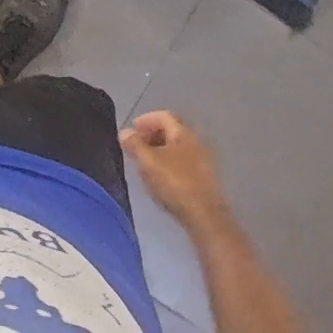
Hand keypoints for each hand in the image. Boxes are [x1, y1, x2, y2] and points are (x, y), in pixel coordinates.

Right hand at [122, 111, 233, 229]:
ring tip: (146, 163)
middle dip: (153, 134)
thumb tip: (125, 132)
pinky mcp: (207, 179)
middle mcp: (197, 142)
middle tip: (137, 145)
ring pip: (179, 148)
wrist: (206, 217)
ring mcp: (205, 161)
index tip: (132, 130)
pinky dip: (171, 163)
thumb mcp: (148, 162)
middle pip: (173, 130)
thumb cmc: (175, 183)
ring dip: (161, 150)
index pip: (164, 115)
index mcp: (183, 132)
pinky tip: (162, 177)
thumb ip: (134, 144)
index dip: (146, 119)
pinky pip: (185, 162)